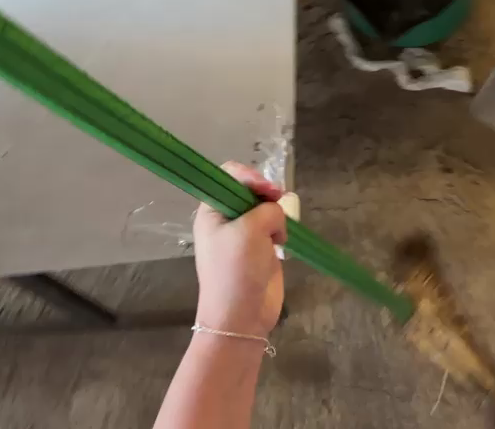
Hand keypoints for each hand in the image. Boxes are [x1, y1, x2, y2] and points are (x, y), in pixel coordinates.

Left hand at [192, 161, 289, 337]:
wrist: (241, 318)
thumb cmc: (236, 270)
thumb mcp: (249, 230)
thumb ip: (267, 209)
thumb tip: (277, 212)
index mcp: (212, 210)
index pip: (230, 175)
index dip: (250, 176)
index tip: (267, 189)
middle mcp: (226, 218)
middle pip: (250, 189)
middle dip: (266, 194)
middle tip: (278, 201)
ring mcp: (243, 233)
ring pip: (265, 207)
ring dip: (275, 214)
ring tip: (277, 231)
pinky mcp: (260, 247)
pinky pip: (273, 225)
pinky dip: (280, 228)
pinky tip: (281, 241)